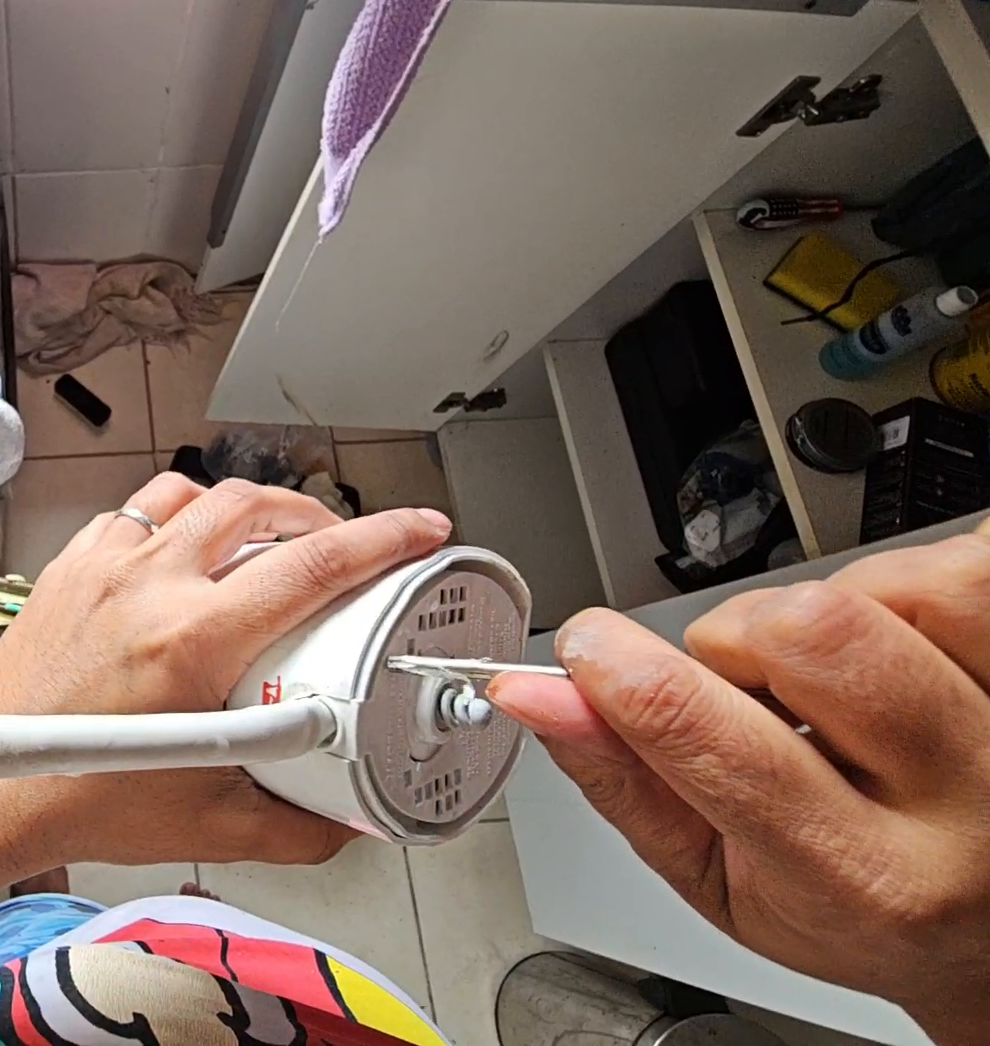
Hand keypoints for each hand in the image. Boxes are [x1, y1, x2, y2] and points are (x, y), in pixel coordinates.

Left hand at [0, 473, 453, 874]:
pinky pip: (127, 514)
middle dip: (309, 512)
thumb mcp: (210, 822)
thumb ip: (298, 822)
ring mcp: (99, 569)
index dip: (380, 539)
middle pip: (249, 505)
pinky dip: (165, 517)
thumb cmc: (79, 801)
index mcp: (191, 639)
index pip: (310, 566)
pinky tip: (175, 548)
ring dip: (235, 505)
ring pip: (184, 494)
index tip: (414, 529)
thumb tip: (345, 816)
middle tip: (334, 540)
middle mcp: (144, 585)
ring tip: (257, 534)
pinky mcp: (67, 571)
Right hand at [488, 518, 989, 1040]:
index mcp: (856, 873)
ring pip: (891, 591)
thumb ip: (610, 774)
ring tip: (832, 676)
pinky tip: (902, 648)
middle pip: (811, 633)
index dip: (615, 666)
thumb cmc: (850, 903)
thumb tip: (530, 693)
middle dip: (735, 636)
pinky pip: (968, 572)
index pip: (702, 730)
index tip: (586, 648)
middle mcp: (977, 809)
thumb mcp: (705, 870)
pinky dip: (908, 589)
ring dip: (827, 611)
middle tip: (747, 684)